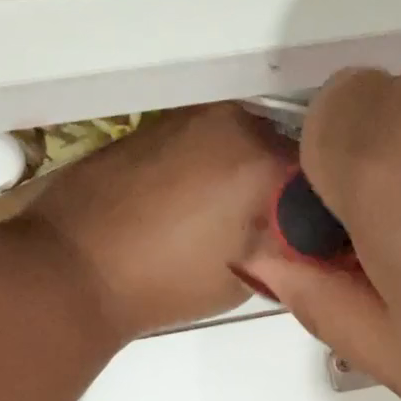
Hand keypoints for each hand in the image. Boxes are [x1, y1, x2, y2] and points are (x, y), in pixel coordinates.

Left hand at [24, 103, 295, 340]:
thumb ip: (287, 241)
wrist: (76, 268)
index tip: (315, 242)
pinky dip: (211, 171)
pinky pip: (204, 145)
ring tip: (231, 225)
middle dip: (285, 190)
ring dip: (247, 178)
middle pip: (284, 153)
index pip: (322, 180)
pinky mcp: (156, 127)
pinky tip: (195, 210)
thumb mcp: (252, 272)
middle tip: (275, 235)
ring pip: (243, 146)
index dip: (324, 213)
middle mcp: (233, 123)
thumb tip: (300, 231)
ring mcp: (190, 119)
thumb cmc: (169, 281)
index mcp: (264, 160)